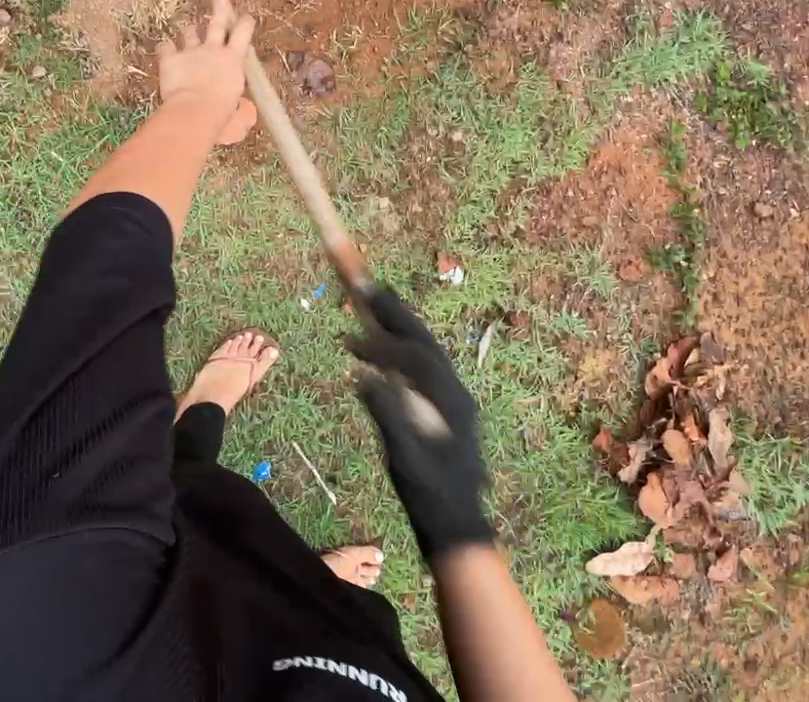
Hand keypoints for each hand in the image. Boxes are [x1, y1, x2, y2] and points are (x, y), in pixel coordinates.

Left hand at [157, 0, 254, 115]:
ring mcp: (191, 51)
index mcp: (233, 58)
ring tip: (189, 31)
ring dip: (190, 31)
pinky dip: (166, 47)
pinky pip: (166, 46)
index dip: (245, 23)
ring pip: (190, 33)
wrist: (196, 109)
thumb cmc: (221, 109)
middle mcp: (213, 49)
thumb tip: (233, 94)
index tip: (246, 18)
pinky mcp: (171, 58)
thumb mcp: (234, 95)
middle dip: (220, 9)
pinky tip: (165, 49)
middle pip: (217, 23)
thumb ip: (232, 85)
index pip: (243, 32)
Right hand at [350, 288, 493, 560]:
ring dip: (400, 325)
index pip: (414, 357)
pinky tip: (385, 347)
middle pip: (425, 341)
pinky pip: (424, 364)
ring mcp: (454, 398)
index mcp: (451, 401)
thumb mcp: (404, 458)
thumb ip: (388, 416)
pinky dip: (403, 347)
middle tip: (365, 286)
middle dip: (395, 313)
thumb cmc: (429, 493)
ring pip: (427, 349)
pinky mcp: (447, 407)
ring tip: (374, 303)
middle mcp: (456, 392)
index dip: (382, 344)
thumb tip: (364, 377)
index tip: (350, 341)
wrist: (458, 523)